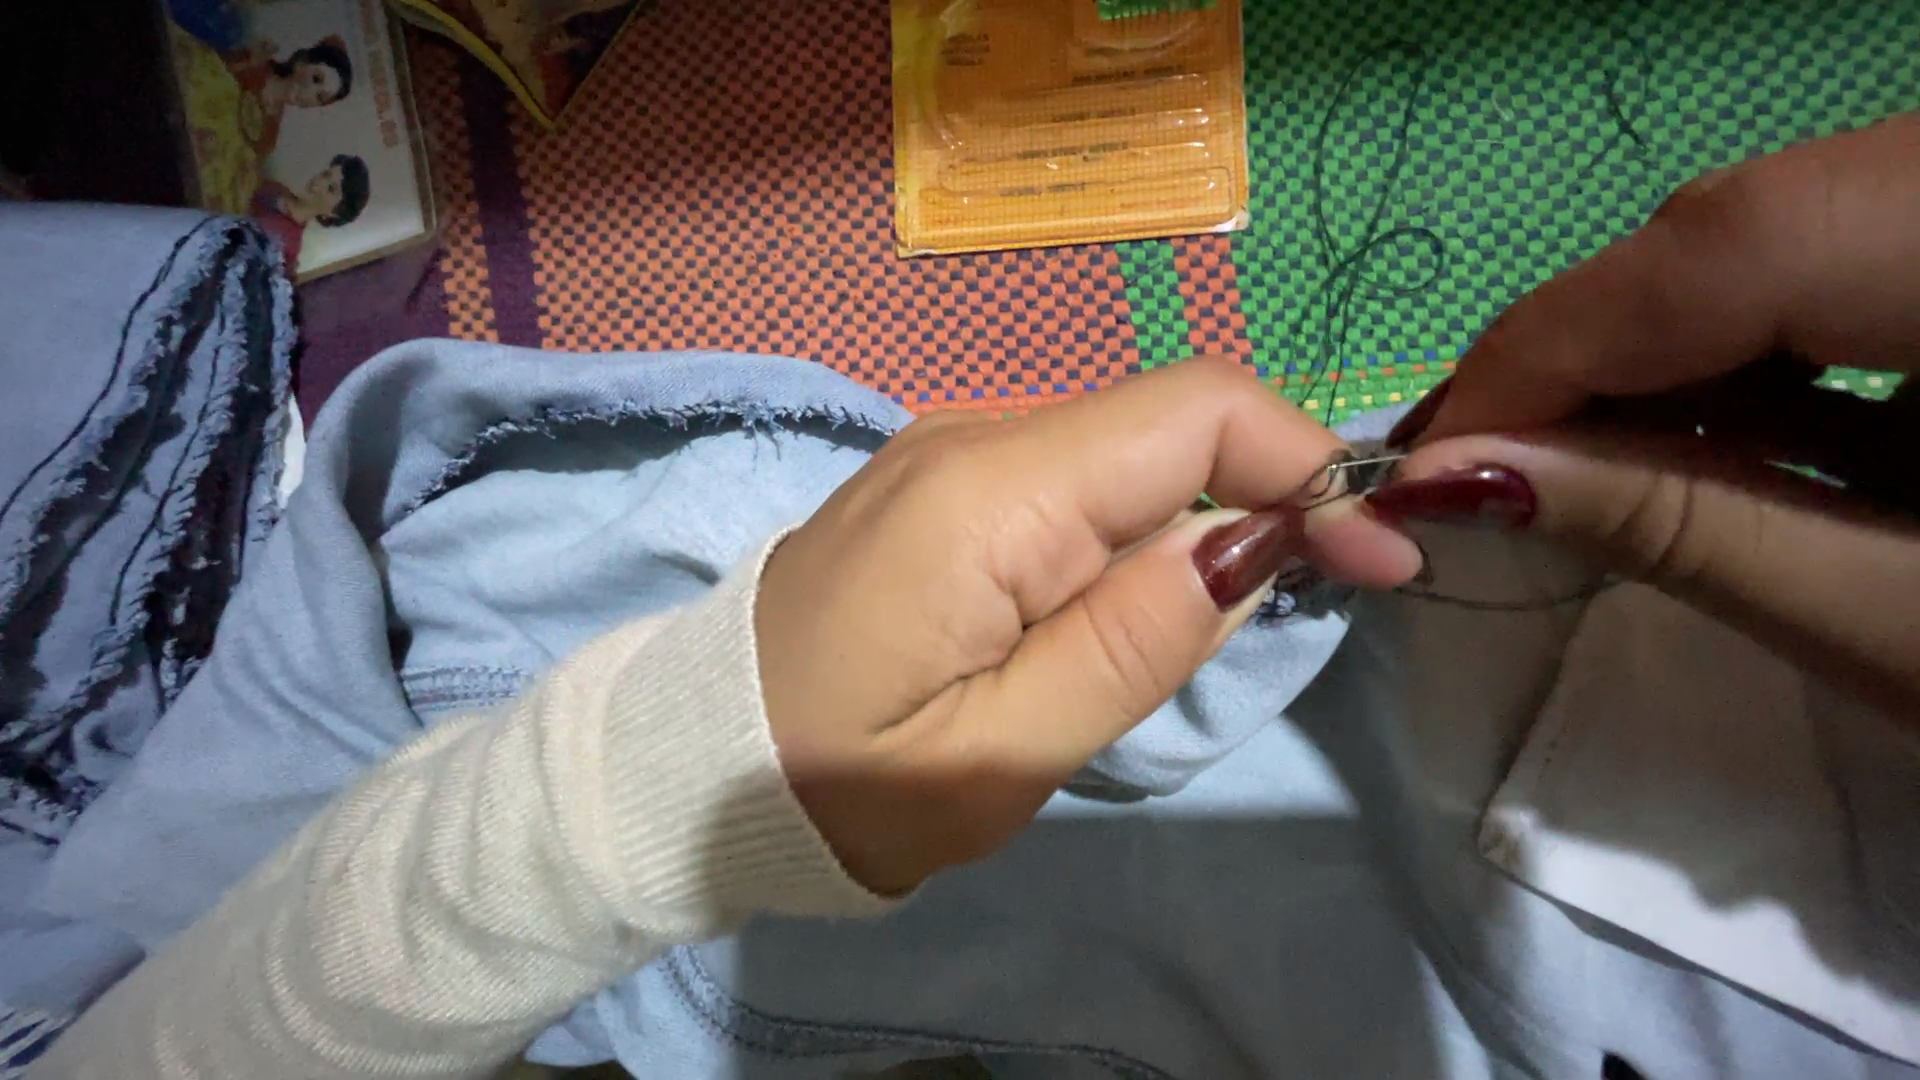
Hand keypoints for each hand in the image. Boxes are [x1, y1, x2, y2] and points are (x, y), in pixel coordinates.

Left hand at [755, 358, 1423, 893]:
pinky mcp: (939, 484)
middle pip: (1163, 422)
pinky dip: (1131, 523)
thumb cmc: (844, 785)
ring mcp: (947, 452)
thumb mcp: (1004, 751)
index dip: (1306, 466)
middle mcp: (970, 439)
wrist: (705, 756)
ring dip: (1197, 514)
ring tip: (1199, 620)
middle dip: (1263, 491)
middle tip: (1315, 590)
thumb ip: (1132, 640)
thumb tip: (1248, 542)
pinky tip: (1119, 598)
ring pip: (1123, 450)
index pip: (1191, 414)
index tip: (1375, 556)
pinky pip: (1069, 477)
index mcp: (987, 496)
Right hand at [1373, 114, 1919, 716]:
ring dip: (1638, 359)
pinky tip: (1698, 435)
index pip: (1714, 254)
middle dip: (1569, 358)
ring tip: (1564, 462)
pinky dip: (1732, 354)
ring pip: (1772, 239)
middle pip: (1730, 232)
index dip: (1532, 356)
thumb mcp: (1911, 626)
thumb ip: (1667, 525)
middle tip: (1472, 467)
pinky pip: (1838, 260)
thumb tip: (1443, 481)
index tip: (1423, 461)